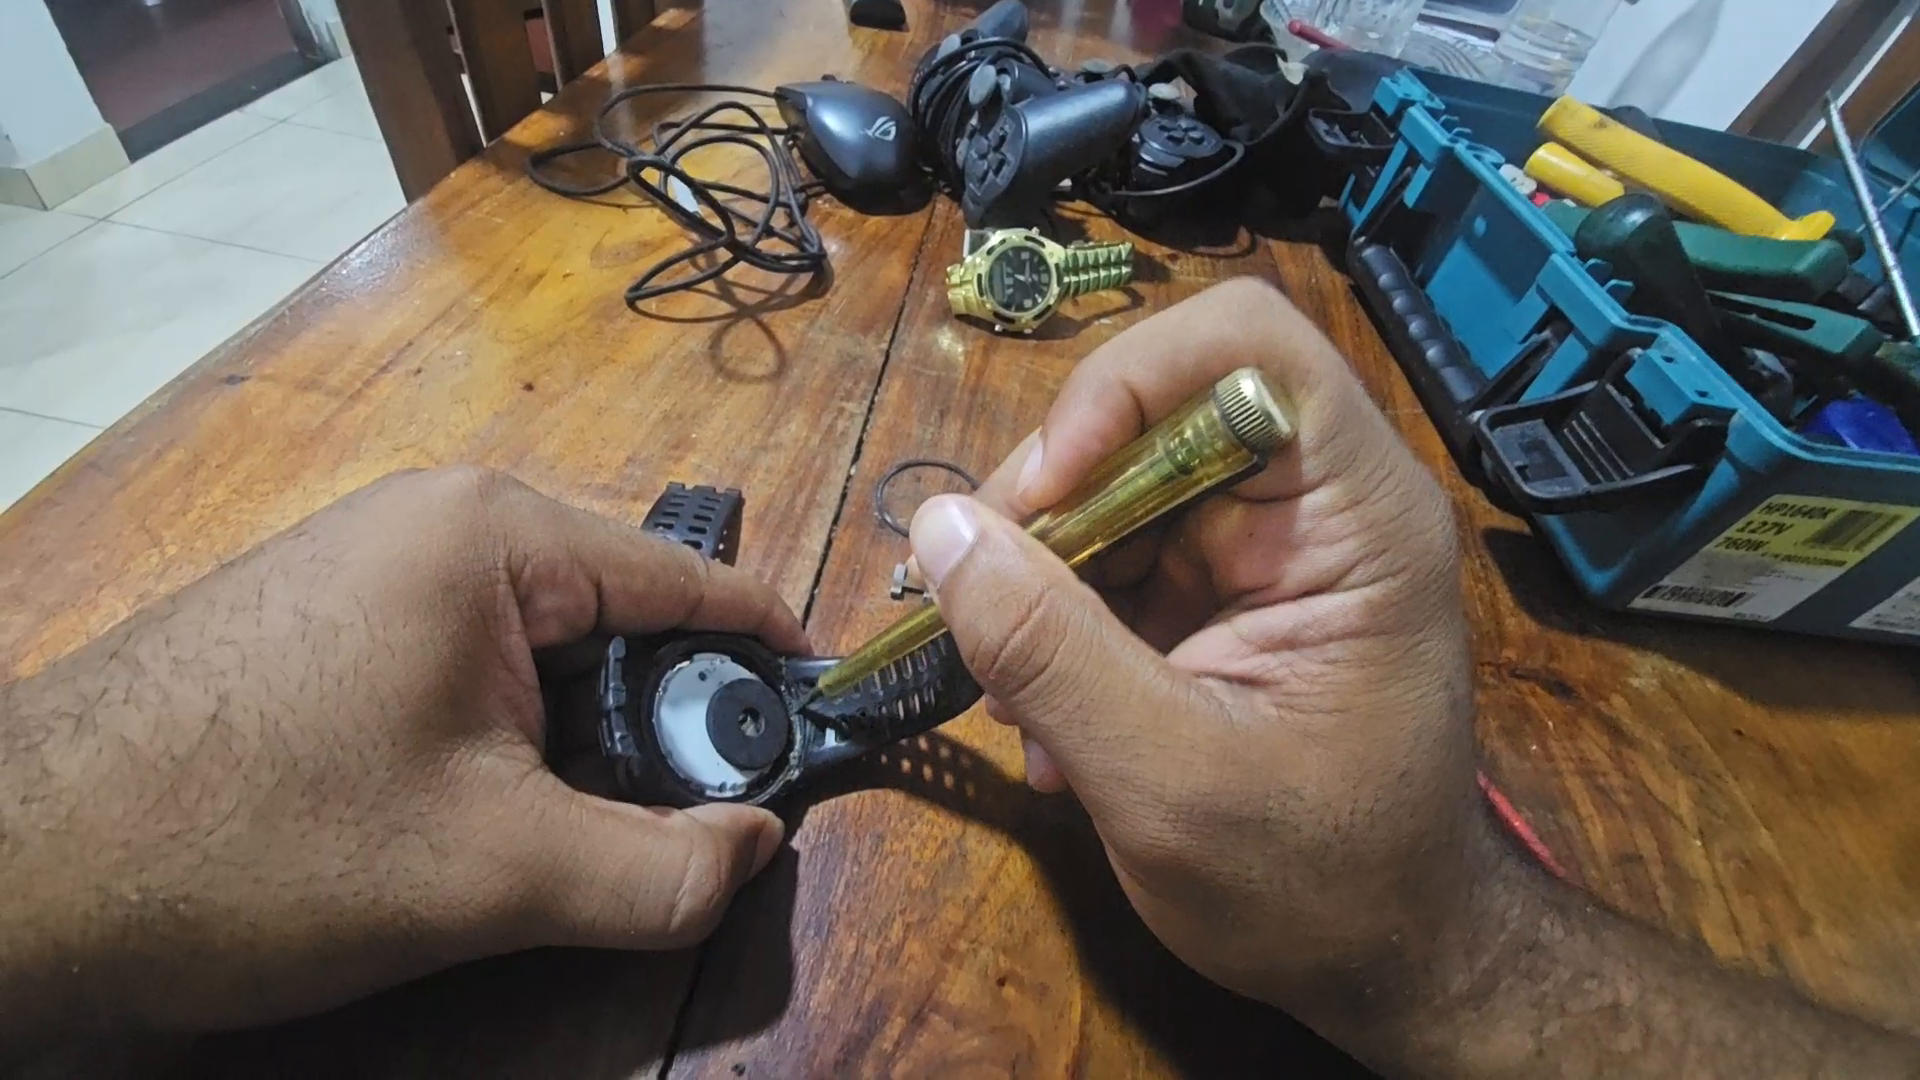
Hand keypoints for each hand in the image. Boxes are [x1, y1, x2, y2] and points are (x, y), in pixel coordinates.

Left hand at [0, 467, 802, 1035]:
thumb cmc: (252, 846)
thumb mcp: (485, 873)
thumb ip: (653, 871)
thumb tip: (761, 846)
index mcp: (502, 537)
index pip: (686, 577)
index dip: (764, 636)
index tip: (810, 694)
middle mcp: (462, 516)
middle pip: (630, 604)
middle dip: (680, 692)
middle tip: (703, 780)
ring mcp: (406, 548)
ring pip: (571, 626)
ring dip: (611, 705)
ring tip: (611, 788)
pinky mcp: (368, 593)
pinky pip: (508, 638)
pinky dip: (549, 702)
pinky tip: (524, 768)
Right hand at [907, 279, 1487, 1036]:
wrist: (1376, 953)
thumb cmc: (1313, 883)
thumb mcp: (1167, 780)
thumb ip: (1050, 653)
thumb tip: (939, 530)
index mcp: (1353, 515)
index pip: (1245, 343)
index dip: (1127, 385)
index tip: (1047, 492)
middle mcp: (1304, 502)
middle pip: (1147, 414)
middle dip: (1049, 501)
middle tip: (982, 607)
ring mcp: (1249, 542)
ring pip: (1105, 487)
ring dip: (1037, 576)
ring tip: (1013, 691)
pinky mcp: (1205, 586)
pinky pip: (1102, 556)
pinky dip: (1052, 620)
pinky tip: (1044, 712)